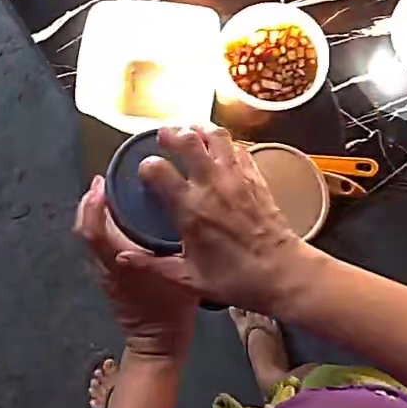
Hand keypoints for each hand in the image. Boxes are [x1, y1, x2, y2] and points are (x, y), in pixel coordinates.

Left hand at [77, 176, 197, 360]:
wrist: (157, 345)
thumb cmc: (171, 310)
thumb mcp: (181, 274)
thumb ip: (178, 245)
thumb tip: (184, 213)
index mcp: (119, 265)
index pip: (93, 232)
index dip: (93, 206)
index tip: (101, 184)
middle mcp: (104, 266)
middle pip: (84, 228)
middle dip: (90, 202)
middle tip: (103, 181)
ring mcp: (101, 272)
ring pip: (87, 235)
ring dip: (92, 212)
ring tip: (106, 192)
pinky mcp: (105, 276)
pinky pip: (95, 243)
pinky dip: (98, 224)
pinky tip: (114, 215)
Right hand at [119, 124, 324, 313]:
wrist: (283, 273)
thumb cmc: (236, 278)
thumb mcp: (189, 278)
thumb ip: (153, 264)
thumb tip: (123, 257)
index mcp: (191, 208)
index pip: (159, 170)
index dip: (147, 165)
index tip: (145, 170)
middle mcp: (211, 185)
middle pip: (188, 140)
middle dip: (171, 132)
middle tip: (164, 136)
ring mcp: (236, 177)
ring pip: (216, 136)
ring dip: (200, 129)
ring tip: (191, 132)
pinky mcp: (255, 176)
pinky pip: (238, 148)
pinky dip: (226, 144)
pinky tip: (219, 151)